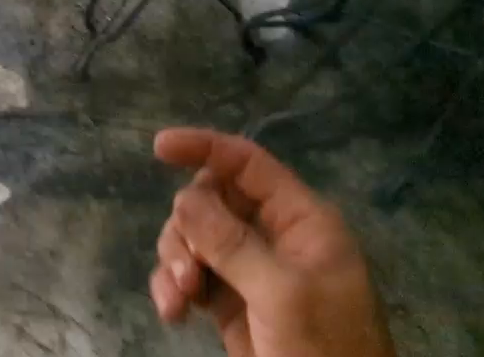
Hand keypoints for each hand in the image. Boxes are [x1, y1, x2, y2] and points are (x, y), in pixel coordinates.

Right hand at [150, 128, 394, 356]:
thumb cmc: (324, 355)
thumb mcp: (281, 296)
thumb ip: (231, 242)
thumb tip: (181, 198)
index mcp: (302, 223)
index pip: (247, 164)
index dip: (204, 147)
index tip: (159, 147)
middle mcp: (275, 238)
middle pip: (210, 199)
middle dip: (186, 226)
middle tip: (185, 264)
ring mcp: (251, 271)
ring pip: (193, 236)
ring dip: (175, 258)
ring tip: (178, 296)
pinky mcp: (231, 303)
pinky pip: (189, 273)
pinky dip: (173, 285)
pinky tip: (172, 311)